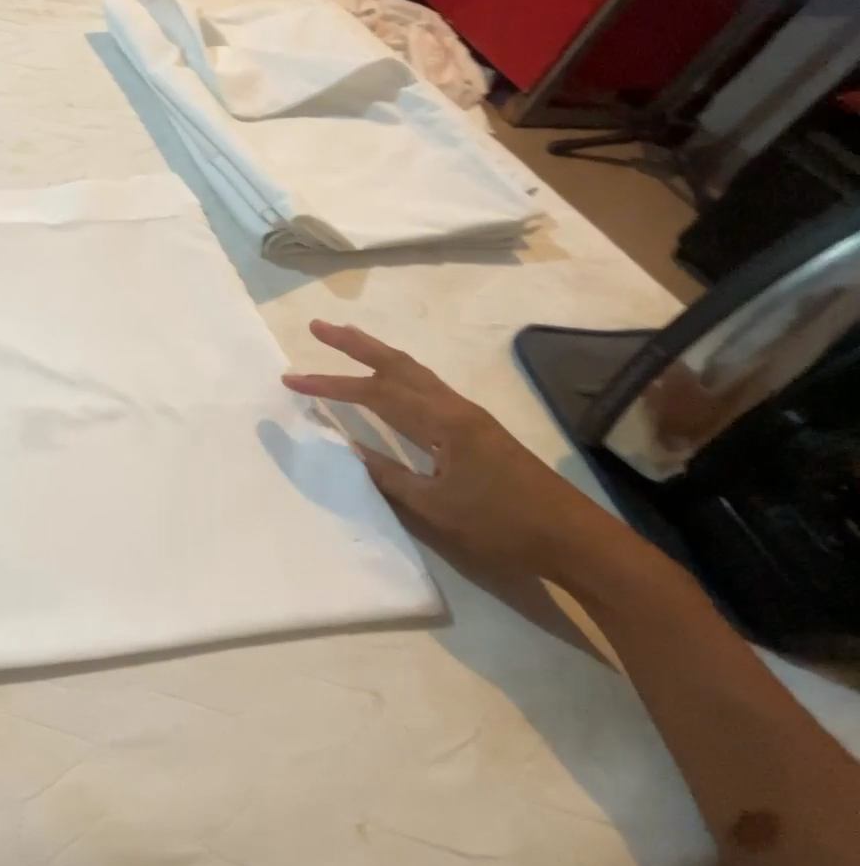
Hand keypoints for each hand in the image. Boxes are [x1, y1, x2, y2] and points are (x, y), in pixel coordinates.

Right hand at [281, 320, 622, 584]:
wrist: (574, 539)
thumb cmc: (502, 525)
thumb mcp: (435, 508)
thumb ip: (389, 476)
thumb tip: (351, 451)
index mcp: (443, 423)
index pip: (375, 393)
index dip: (330, 384)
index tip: (291, 380)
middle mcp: (455, 408)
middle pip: (397, 365)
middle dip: (355, 344)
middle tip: (317, 326)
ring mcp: (469, 417)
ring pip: (415, 373)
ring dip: (376, 355)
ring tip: (344, 342)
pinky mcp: (476, 430)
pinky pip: (427, 389)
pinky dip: (397, 376)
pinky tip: (388, 384)